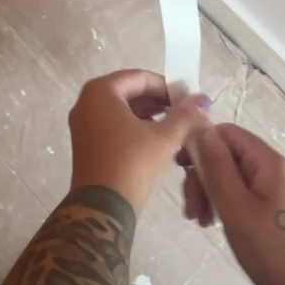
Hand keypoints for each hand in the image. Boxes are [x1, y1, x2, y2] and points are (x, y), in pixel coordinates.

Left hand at [68, 70, 210, 210]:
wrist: (102, 207)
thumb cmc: (132, 163)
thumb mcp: (164, 137)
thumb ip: (184, 115)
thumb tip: (202, 98)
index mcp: (100, 91)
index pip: (139, 78)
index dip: (167, 86)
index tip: (189, 99)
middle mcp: (86, 101)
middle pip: (128, 91)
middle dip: (158, 101)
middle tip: (185, 113)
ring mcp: (83, 122)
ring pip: (121, 109)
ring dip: (148, 114)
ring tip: (176, 126)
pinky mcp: (85, 141)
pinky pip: (112, 124)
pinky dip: (134, 127)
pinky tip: (156, 139)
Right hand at [183, 123, 284, 284]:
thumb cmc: (270, 251)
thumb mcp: (234, 204)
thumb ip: (215, 163)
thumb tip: (199, 128)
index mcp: (269, 162)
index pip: (226, 132)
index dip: (199, 144)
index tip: (178, 168)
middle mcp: (274, 172)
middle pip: (226, 156)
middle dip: (202, 176)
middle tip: (190, 208)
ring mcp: (275, 194)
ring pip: (230, 178)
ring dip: (208, 193)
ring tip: (199, 222)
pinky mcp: (273, 215)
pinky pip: (240, 197)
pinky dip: (222, 206)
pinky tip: (213, 226)